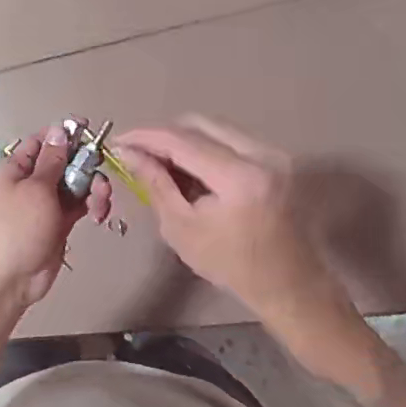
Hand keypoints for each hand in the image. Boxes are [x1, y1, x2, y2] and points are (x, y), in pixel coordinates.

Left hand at [0, 124, 109, 310]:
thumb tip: (58, 129)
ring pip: (78, 182)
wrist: (16, 276)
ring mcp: (47, 201)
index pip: (41, 141)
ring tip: (99, 204)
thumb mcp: (36, 189)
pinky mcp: (60, 219)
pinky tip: (99, 215)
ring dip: (94, 188)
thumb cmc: (20, 228)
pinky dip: (93, 205)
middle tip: (98, 176)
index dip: (64, 134)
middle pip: (66, 160)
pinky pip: (82, 203)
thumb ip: (52, 160)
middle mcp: (31, 181)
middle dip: (86, 165)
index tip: (90, 131)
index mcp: (16, 168)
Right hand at [113, 116, 346, 326]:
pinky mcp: (277, 160)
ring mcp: (275, 155)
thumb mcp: (179, 225)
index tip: (118, 141)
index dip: (144, 136)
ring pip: (216, 128)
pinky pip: (231, 140)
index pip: (182, 140)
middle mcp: (263, 155)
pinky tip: (186, 168)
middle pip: (200, 124)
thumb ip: (154, 182)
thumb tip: (127, 153)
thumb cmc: (228, 262)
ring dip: (183, 140)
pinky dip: (203, 148)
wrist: (287, 282)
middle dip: (163, 134)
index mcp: (239, 176)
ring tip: (158, 162)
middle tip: (136, 152)